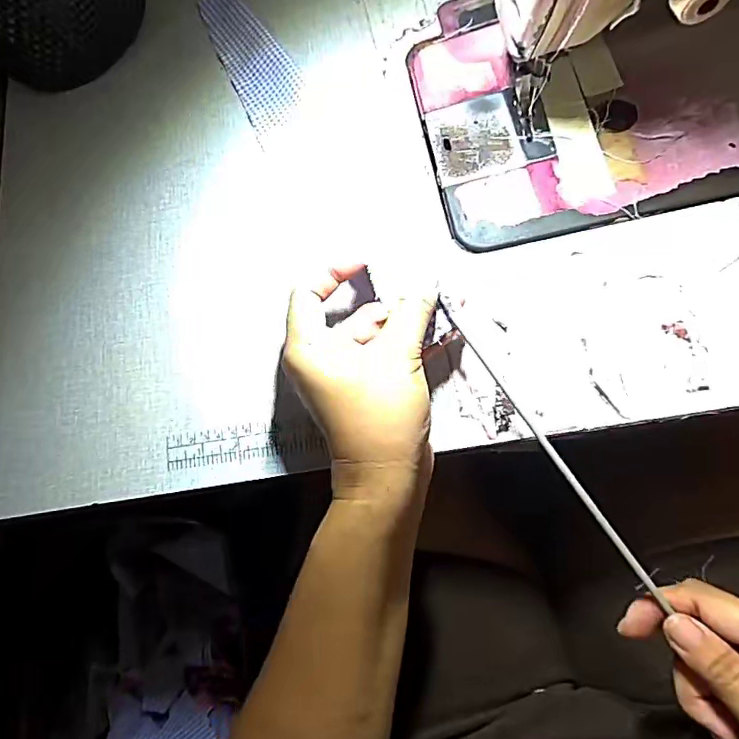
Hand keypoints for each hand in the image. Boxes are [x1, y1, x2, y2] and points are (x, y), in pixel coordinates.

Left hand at [283, 264, 438, 500]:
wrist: (387, 476)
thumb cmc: (377, 426)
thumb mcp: (397, 358)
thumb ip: (409, 315)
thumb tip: (420, 287)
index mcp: (308, 348)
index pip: (308, 293)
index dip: (334, 273)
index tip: (361, 263)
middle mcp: (318, 359)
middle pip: (346, 313)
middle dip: (383, 303)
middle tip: (413, 292)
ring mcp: (340, 374)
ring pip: (367, 333)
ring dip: (399, 323)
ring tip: (429, 312)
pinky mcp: (361, 386)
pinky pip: (378, 353)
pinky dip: (401, 343)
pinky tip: (430, 334)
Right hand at [618, 580, 738, 738]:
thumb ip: (727, 676)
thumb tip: (671, 620)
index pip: (706, 601)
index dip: (659, 606)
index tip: (625, 633)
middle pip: (706, 632)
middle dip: (693, 675)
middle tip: (715, 725)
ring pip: (715, 661)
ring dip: (710, 700)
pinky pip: (738, 685)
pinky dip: (729, 711)